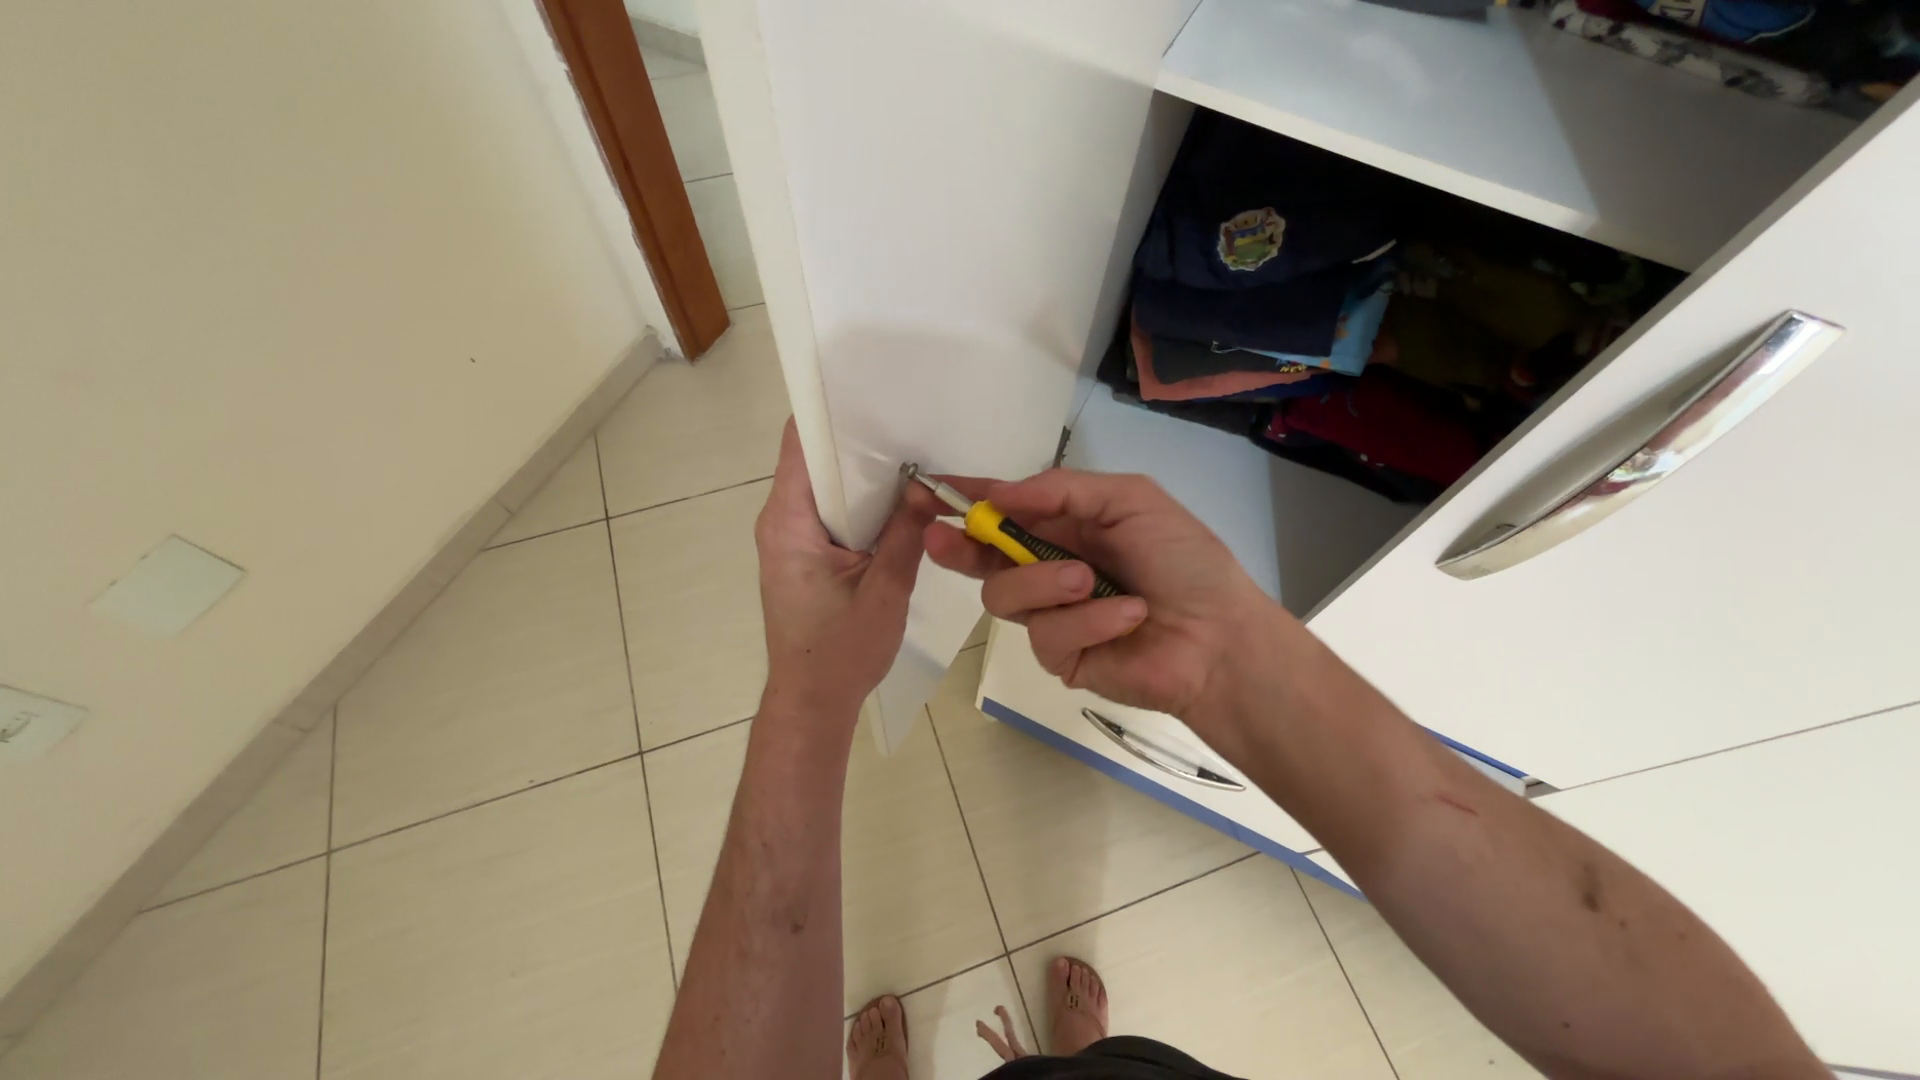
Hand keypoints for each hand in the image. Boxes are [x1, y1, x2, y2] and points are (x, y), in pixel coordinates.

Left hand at [756, 421, 932, 717]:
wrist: (813, 701)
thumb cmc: (840, 651)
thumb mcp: (885, 589)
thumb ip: (906, 533)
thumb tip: (930, 485)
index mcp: (789, 522)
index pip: (800, 444)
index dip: (831, 410)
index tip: (871, 388)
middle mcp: (781, 521)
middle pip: (815, 460)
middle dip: (858, 438)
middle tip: (909, 418)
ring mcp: (791, 539)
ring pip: (827, 487)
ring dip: (864, 473)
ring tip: (912, 450)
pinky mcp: (805, 555)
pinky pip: (832, 513)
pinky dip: (862, 502)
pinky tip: (900, 498)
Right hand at [916, 469, 1279, 723]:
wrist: (1221, 637)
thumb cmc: (1185, 560)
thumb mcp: (1131, 501)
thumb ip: (1063, 491)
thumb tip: (998, 493)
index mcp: (1066, 529)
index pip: (1005, 511)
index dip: (967, 500)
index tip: (927, 490)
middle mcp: (1050, 569)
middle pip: (983, 558)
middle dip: (959, 545)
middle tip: (940, 538)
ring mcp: (1051, 616)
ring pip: (1003, 595)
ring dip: (1046, 582)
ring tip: (1091, 580)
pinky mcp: (1059, 657)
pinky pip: (1045, 634)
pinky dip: (1088, 620)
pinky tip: (1126, 617)